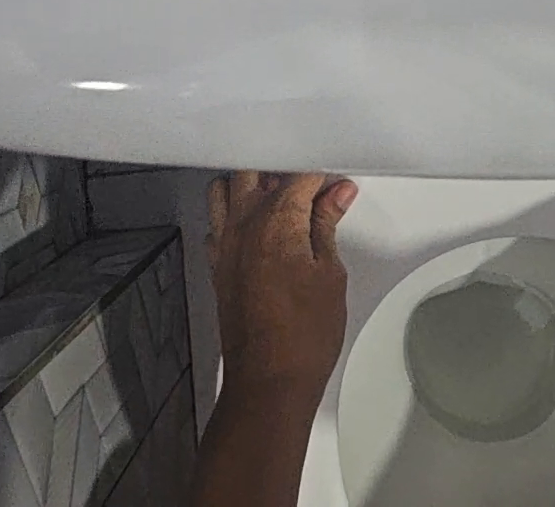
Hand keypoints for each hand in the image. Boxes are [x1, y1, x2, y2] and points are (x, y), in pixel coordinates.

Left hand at [207, 172, 358, 400]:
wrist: (269, 382)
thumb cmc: (305, 334)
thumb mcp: (329, 273)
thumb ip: (326, 224)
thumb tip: (337, 193)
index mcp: (276, 221)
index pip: (299, 177)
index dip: (323, 177)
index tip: (338, 185)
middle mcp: (243, 224)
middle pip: (255, 171)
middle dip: (282, 173)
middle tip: (309, 191)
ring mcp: (224, 244)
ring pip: (225, 190)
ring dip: (250, 187)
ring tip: (279, 204)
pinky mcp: (217, 265)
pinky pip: (216, 223)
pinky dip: (232, 216)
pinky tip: (256, 231)